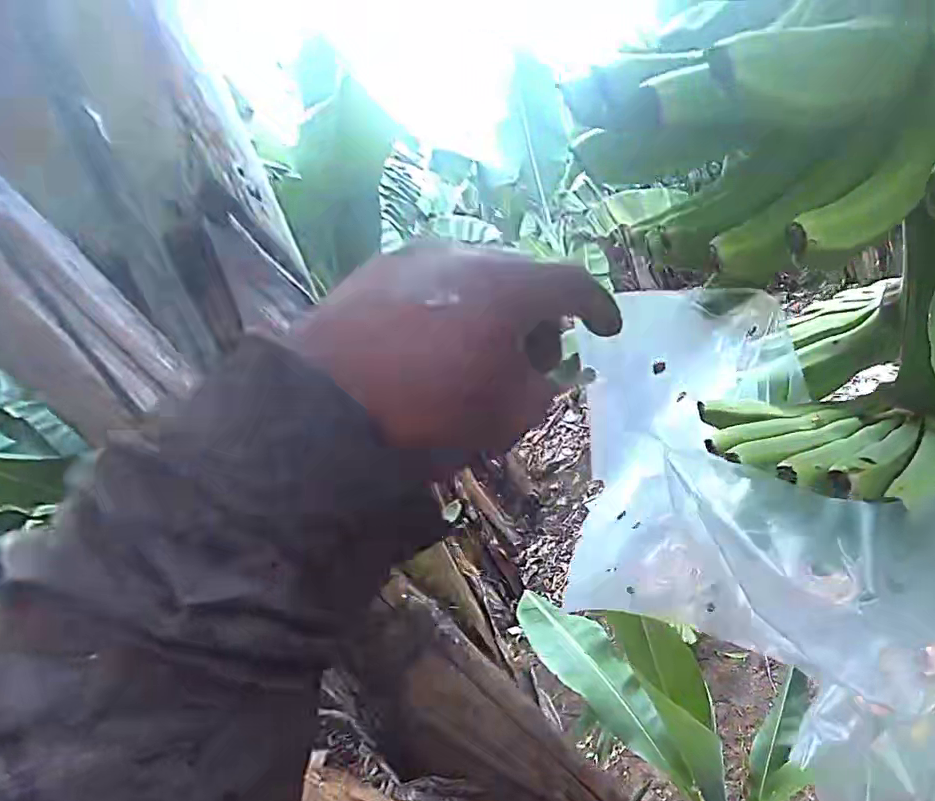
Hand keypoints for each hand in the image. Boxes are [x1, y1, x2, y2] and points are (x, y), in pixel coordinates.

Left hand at [287, 243, 621, 467]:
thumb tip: (539, 372)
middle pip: (527, 278)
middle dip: (543, 318)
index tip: (608, 331)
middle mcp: (466, 254)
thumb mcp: (511, 413)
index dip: (600, 308)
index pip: (574, 284)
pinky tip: (440, 344)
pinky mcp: (379, 269)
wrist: (325, 408)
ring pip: (482, 276)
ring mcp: (418, 256)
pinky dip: (458, 308)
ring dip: (499, 312)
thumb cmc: (434, 412)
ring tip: (483, 355)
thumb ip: (543, 386)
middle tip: (537, 360)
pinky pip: (441, 282)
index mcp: (509, 287)